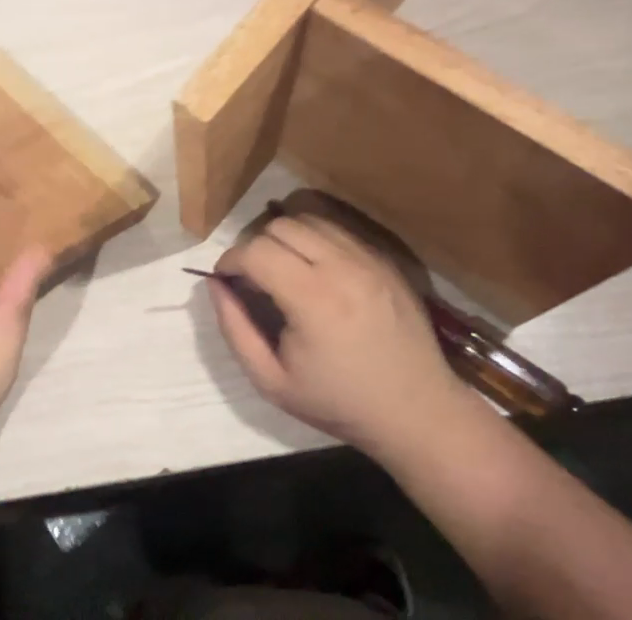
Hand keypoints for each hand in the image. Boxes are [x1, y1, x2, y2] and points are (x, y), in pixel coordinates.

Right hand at [210, 206, 463, 454]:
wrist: (416, 411)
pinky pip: (340, 230)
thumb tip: (215, 286)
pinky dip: (316, 241)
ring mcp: (369, 259)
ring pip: (310, 220)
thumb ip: (235, 329)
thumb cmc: (339, 403)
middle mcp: (342, 267)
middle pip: (280, 225)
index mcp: (312, 298)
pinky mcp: (386, 260)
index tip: (226, 281)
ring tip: (283, 270)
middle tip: (254, 278)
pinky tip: (316, 271)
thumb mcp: (271, 381)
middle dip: (256, 246)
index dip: (230, 261)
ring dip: (286, 238)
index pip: (255, 251)